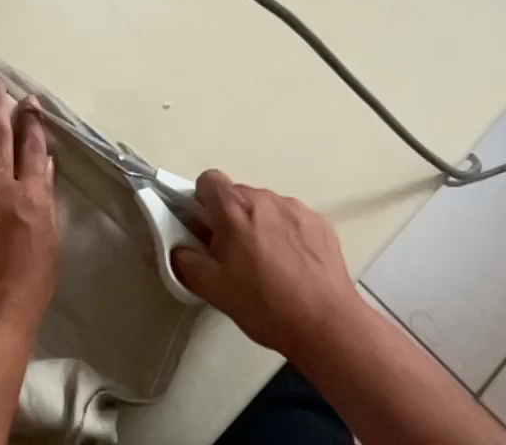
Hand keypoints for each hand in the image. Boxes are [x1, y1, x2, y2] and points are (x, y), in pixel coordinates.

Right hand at [170, 170, 363, 359]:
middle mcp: (264, 198)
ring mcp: (295, 209)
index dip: (202, 202)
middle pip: (237, 196)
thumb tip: (179, 250)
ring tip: (267, 266)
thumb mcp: (212, 289)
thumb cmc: (265, 304)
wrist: (326, 324)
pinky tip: (293, 268)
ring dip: (260, 226)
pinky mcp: (320, 224)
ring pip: (266, 208)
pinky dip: (287, 236)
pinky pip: (292, 220)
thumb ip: (185, 262)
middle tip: (234, 256)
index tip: (206, 229)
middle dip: (231, 219)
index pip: (208, 180)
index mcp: (234, 208)